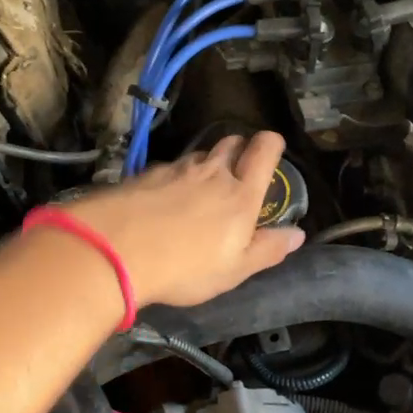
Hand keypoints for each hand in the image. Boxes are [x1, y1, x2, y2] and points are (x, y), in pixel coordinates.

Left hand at [62, 132, 304, 307]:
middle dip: (240, 149)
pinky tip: (165, 200)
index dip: (271, 144)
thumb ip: (267, 249)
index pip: (265, 150)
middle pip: (232, 142)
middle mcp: (212, 173)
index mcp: (241, 195)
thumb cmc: (185, 267)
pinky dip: (175, 177)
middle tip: (238, 173)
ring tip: (201, 189)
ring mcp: (176, 170)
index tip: (271, 152)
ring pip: (200, 154)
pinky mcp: (146, 174)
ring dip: (207, 164)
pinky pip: (170, 168)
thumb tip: (298, 234)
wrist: (115, 250)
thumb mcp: (234, 270)